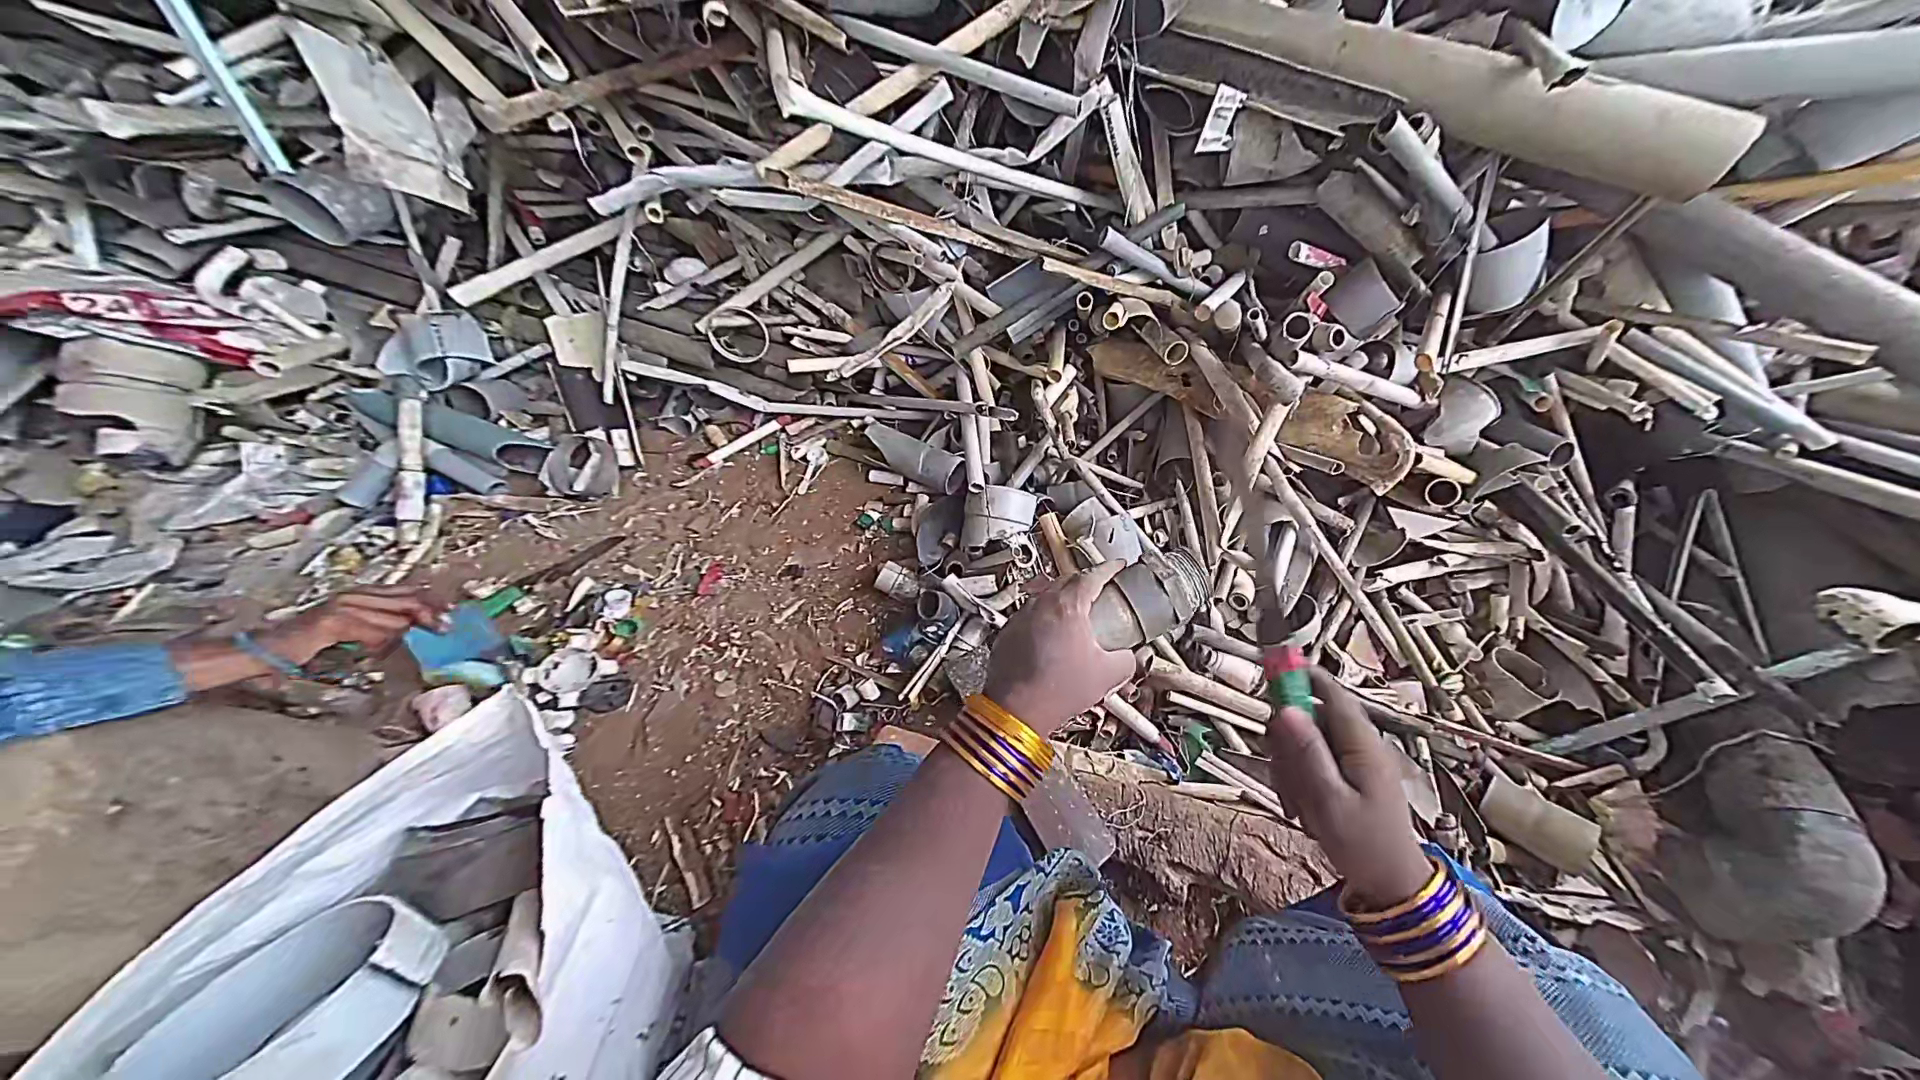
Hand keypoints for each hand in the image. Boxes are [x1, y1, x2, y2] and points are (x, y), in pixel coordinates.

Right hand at [261, 587, 448, 665]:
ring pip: (393, 619)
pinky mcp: (332, 622)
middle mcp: (355, 594)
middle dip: (429, 615)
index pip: (408, 590)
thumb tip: (420, 624)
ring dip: (398, 636)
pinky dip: (379, 642)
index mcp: (362, 593)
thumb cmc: (316, 640)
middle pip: (407, 601)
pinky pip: (372, 631)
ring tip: (388, 647)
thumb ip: (386, 621)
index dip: (432, 601)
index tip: (452, 611)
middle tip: (444, 628)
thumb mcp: (359, 627)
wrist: (271, 647)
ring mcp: (342, 606)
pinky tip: (373, 650)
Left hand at [982, 561, 1135, 735]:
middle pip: (1065, 581)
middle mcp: (1041, 606)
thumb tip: (1129, 658)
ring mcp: (1021, 618)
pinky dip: (1043, 620)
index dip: (1108, 569)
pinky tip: (1051, 638)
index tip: (1116, 567)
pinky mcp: (1008, 633)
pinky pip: (1028, 616)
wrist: (1019, 708)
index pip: (1091, 576)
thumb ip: (1126, 660)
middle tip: (1098, 591)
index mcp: (1067, 607)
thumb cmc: (1056, 690)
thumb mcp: (1108, 675)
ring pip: (1044, 597)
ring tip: (1075, 616)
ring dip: (1061, 601)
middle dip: (1084, 582)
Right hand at [1267, 667, 1432, 906]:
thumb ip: (1307, 754)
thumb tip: (1286, 711)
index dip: (1300, 676)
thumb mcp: (1329, 800)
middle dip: (1286, 742)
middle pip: (1308, 718)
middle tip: (1284, 774)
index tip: (1271, 668)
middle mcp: (1358, 745)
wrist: (1391, 887)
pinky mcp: (1343, 775)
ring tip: (1297, 800)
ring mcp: (1351, 760)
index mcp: (1362, 745)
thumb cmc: (1365, 846)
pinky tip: (1301, 805)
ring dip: (1289, 767)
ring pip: (1302, 741)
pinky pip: (1307, 762)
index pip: (1331, 693)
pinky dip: (1296, 780)